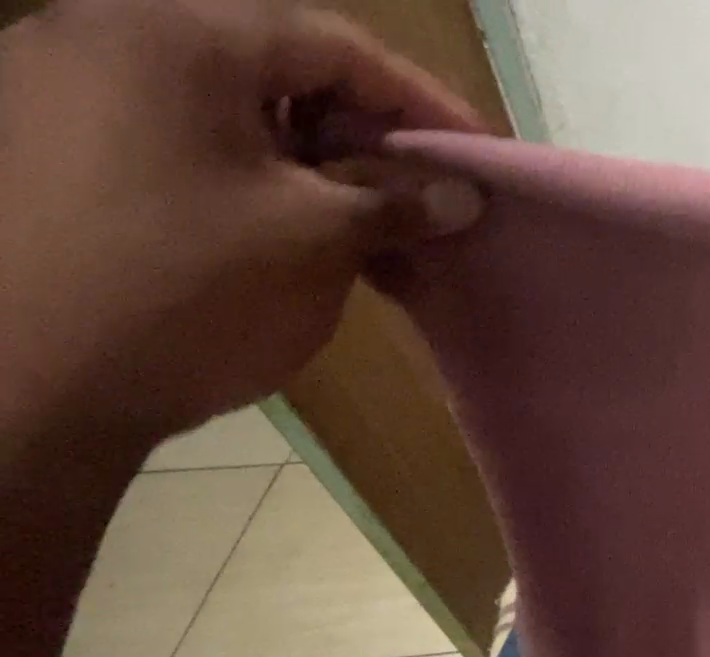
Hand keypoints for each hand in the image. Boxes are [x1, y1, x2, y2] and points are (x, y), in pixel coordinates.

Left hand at [0, 0, 486, 450]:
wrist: (37, 381)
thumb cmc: (192, 291)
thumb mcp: (318, 242)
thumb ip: (399, 205)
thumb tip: (465, 195)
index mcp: (174, 38)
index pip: (333, 45)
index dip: (422, 99)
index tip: (480, 152)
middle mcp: (112, 39)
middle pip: (282, 66)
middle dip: (371, 130)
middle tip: (433, 186)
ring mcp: (74, 90)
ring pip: (238, 106)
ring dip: (323, 158)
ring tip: (380, 216)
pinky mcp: (66, 146)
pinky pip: (193, 138)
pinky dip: (265, 174)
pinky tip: (310, 226)